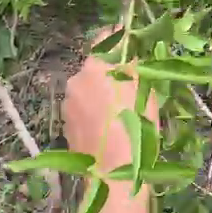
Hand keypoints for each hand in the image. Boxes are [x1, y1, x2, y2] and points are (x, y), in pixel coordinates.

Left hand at [62, 42, 151, 174]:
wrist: (115, 173)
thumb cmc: (135, 125)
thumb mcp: (144, 90)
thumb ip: (135, 65)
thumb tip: (131, 50)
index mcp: (93, 68)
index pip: (103, 41)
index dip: (118, 39)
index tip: (131, 41)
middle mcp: (75, 83)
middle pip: (95, 68)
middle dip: (112, 71)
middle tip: (133, 82)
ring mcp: (68, 107)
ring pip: (88, 91)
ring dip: (102, 94)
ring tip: (123, 109)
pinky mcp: (67, 129)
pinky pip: (83, 111)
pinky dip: (95, 113)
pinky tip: (110, 127)